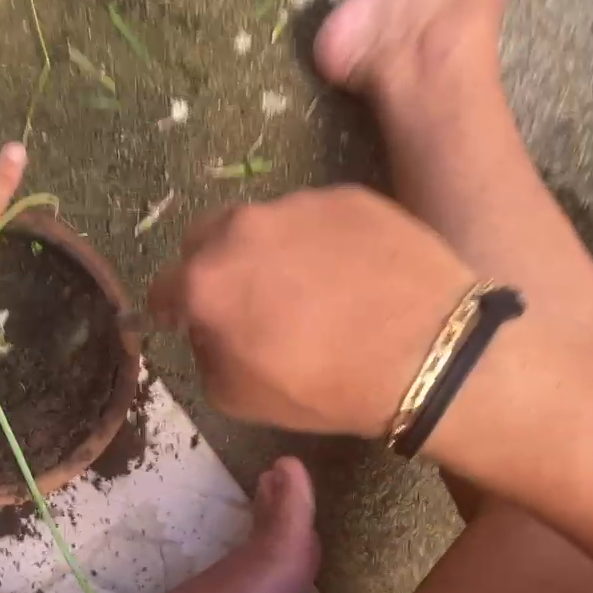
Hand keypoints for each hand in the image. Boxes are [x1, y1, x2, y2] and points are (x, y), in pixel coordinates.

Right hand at [148, 186, 478, 436]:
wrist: (430, 355)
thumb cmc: (322, 386)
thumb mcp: (235, 396)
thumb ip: (203, 353)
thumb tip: (207, 328)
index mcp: (204, 281)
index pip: (162, 288)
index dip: (169, 310)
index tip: (181, 322)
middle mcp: (240, 230)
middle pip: (202, 240)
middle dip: (209, 267)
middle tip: (241, 300)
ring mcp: (296, 205)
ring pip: (258, 224)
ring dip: (262, 251)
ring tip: (303, 286)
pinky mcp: (347, 195)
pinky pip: (312, 217)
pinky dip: (314, 241)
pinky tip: (345, 274)